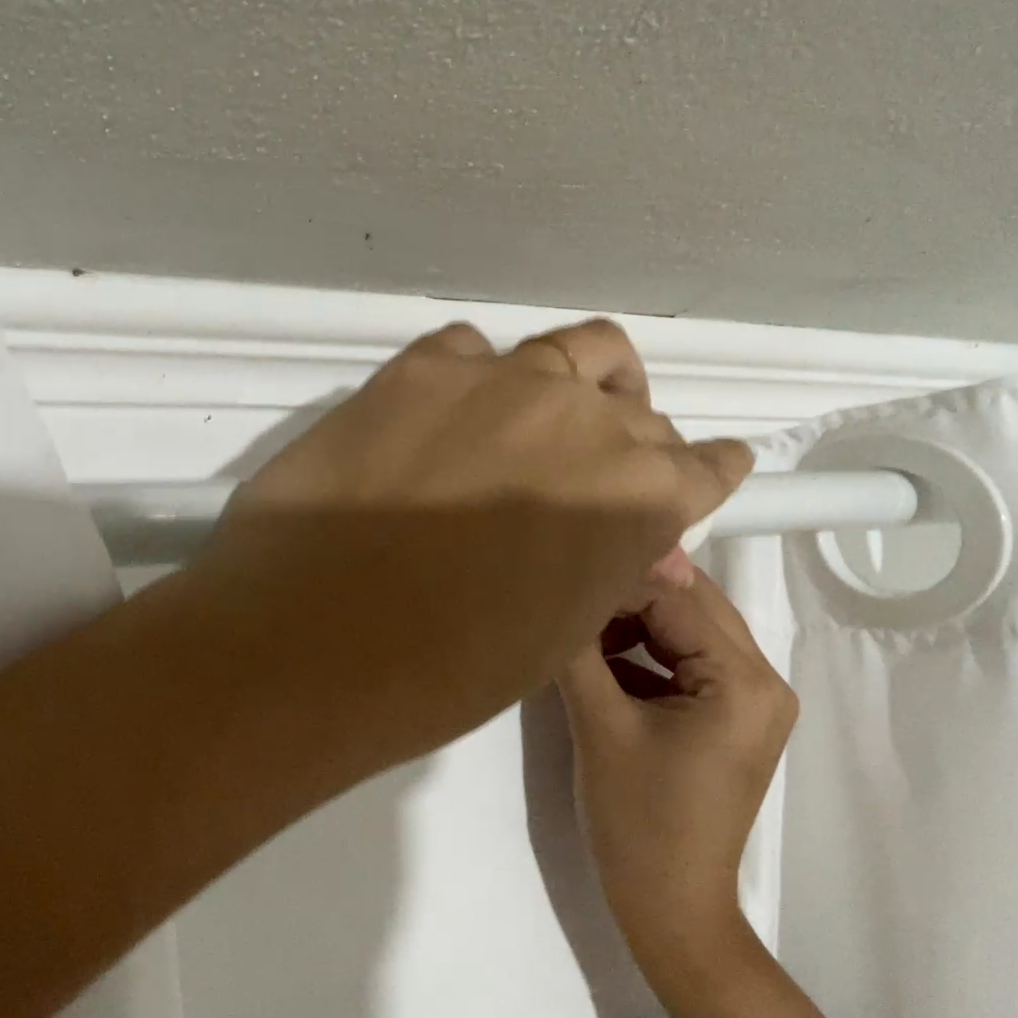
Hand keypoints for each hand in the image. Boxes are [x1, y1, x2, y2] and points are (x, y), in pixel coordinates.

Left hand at [190, 319, 752, 765]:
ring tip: (544, 412)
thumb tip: (622, 536)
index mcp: (637, 500)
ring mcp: (499, 381)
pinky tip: (447, 416)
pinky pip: (470, 349)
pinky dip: (475, 377)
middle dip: (632, 436)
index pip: (703, 466)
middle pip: (637, 408)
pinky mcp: (418, 368)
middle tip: (591, 464)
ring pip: (573, 349)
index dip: (700, 475)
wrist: (314, 640)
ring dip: (577, 380)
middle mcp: (585, 421)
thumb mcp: (556, 632)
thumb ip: (602, 561)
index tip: (695, 476)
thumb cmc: (442, 669)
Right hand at [559, 574, 796, 967]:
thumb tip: (562, 588)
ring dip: (635, 622)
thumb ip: (583, 646)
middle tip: (570, 593)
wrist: (669, 904)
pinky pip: (688, 662)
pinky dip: (646, 654)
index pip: (674, 598)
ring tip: (579, 630)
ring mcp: (754, 701)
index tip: (561, 581)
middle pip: (692, 605)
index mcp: (743, 681)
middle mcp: (765, 681)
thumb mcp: (599, 722)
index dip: (614, 583)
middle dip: (629, 594)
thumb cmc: (635, 817)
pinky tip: (600, 659)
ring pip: (689, 630)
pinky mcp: (734, 718)